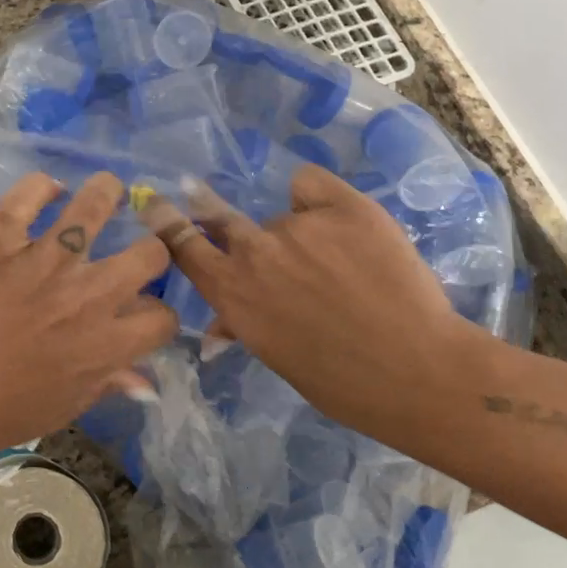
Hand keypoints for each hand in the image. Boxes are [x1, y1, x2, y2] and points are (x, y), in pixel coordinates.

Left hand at [0, 171, 177, 456]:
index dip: (159, 314)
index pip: (163, 316)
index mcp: (107, 343)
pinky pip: (25, 198)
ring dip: (107, 193)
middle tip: (136, 249)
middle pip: (150, 253)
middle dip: (153, 248)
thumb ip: (107, 384)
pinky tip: (48, 189)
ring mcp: (43, 263)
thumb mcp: (63, 408)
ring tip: (106, 191)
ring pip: (94, 205)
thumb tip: (143, 381)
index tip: (142, 312)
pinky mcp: (0, 244)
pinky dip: (40, 186)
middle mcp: (87, 295)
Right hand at [144, 166, 491, 426]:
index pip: (183, 246)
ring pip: (283, 216)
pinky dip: (320, 202)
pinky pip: (312, 187)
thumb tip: (218, 327)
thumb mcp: (276, 355)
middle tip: (194, 188)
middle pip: (217, 215)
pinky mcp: (344, 206)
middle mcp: (255, 252)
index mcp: (232, 293)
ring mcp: (298, 225)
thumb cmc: (338, 380)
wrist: (414, 369)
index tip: (152, 204)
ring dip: (297, 234)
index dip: (165, 223)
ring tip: (340, 265)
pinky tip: (344, 228)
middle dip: (203, 202)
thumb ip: (242, 325)